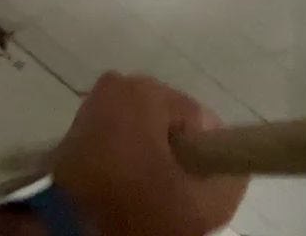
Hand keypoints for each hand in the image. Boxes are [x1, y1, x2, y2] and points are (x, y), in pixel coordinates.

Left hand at [52, 73, 247, 235]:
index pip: (199, 119)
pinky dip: (133, 150)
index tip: (196, 183)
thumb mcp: (204, 204)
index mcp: (145, 93)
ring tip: (151, 186)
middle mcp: (118, 83)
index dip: (205, 155)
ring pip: (148, 124)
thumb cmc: (139, 208)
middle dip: (179, 150)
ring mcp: (96, 98)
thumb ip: (230, 174)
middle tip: (175, 187)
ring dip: (156, 151)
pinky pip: (125, 128)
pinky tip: (131, 179)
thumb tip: (228, 156)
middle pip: (172, 118)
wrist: (74, 222)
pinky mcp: (83, 117)